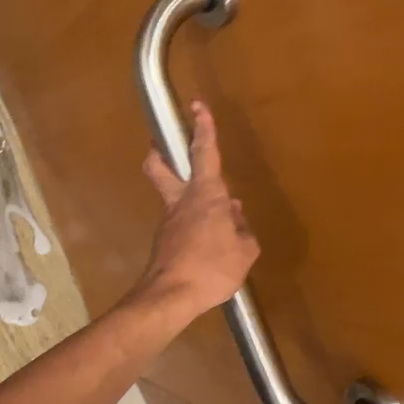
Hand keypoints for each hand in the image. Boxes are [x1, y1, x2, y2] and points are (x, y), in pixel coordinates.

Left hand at [135, 101, 259, 318]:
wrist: (170, 296)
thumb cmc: (212, 268)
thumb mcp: (245, 251)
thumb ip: (242, 230)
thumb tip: (235, 216)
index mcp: (205, 195)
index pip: (204, 152)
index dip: (203, 128)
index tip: (198, 107)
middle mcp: (181, 201)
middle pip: (159, 168)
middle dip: (159, 153)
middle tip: (162, 146)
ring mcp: (168, 221)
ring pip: (174, 199)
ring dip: (190, 201)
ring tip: (218, 224)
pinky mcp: (163, 242)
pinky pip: (181, 225)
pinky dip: (193, 227)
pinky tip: (209, 248)